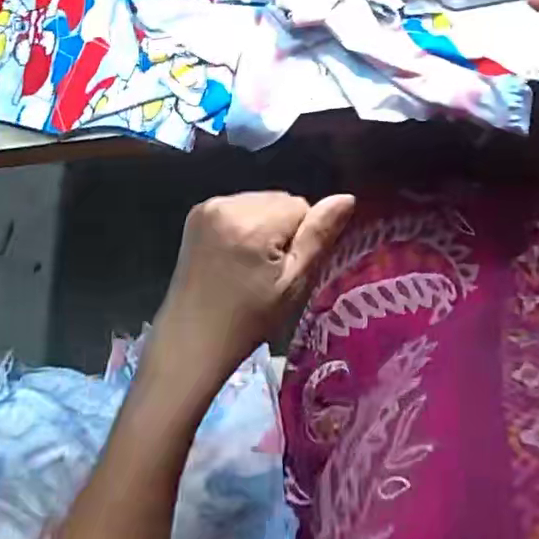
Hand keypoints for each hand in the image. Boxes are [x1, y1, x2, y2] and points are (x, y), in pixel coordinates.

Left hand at [150, 191, 355, 387]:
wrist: (192, 340)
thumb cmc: (248, 320)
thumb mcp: (293, 284)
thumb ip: (319, 236)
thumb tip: (347, 198)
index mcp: (254, 223)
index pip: (301, 205)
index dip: (301, 238)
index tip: (285, 269)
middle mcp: (229, 204)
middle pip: (279, 199)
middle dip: (282, 227)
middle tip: (268, 270)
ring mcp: (209, 206)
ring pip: (260, 201)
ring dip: (263, 224)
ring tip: (249, 264)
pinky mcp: (197, 212)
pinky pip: (238, 205)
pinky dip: (243, 224)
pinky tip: (234, 254)